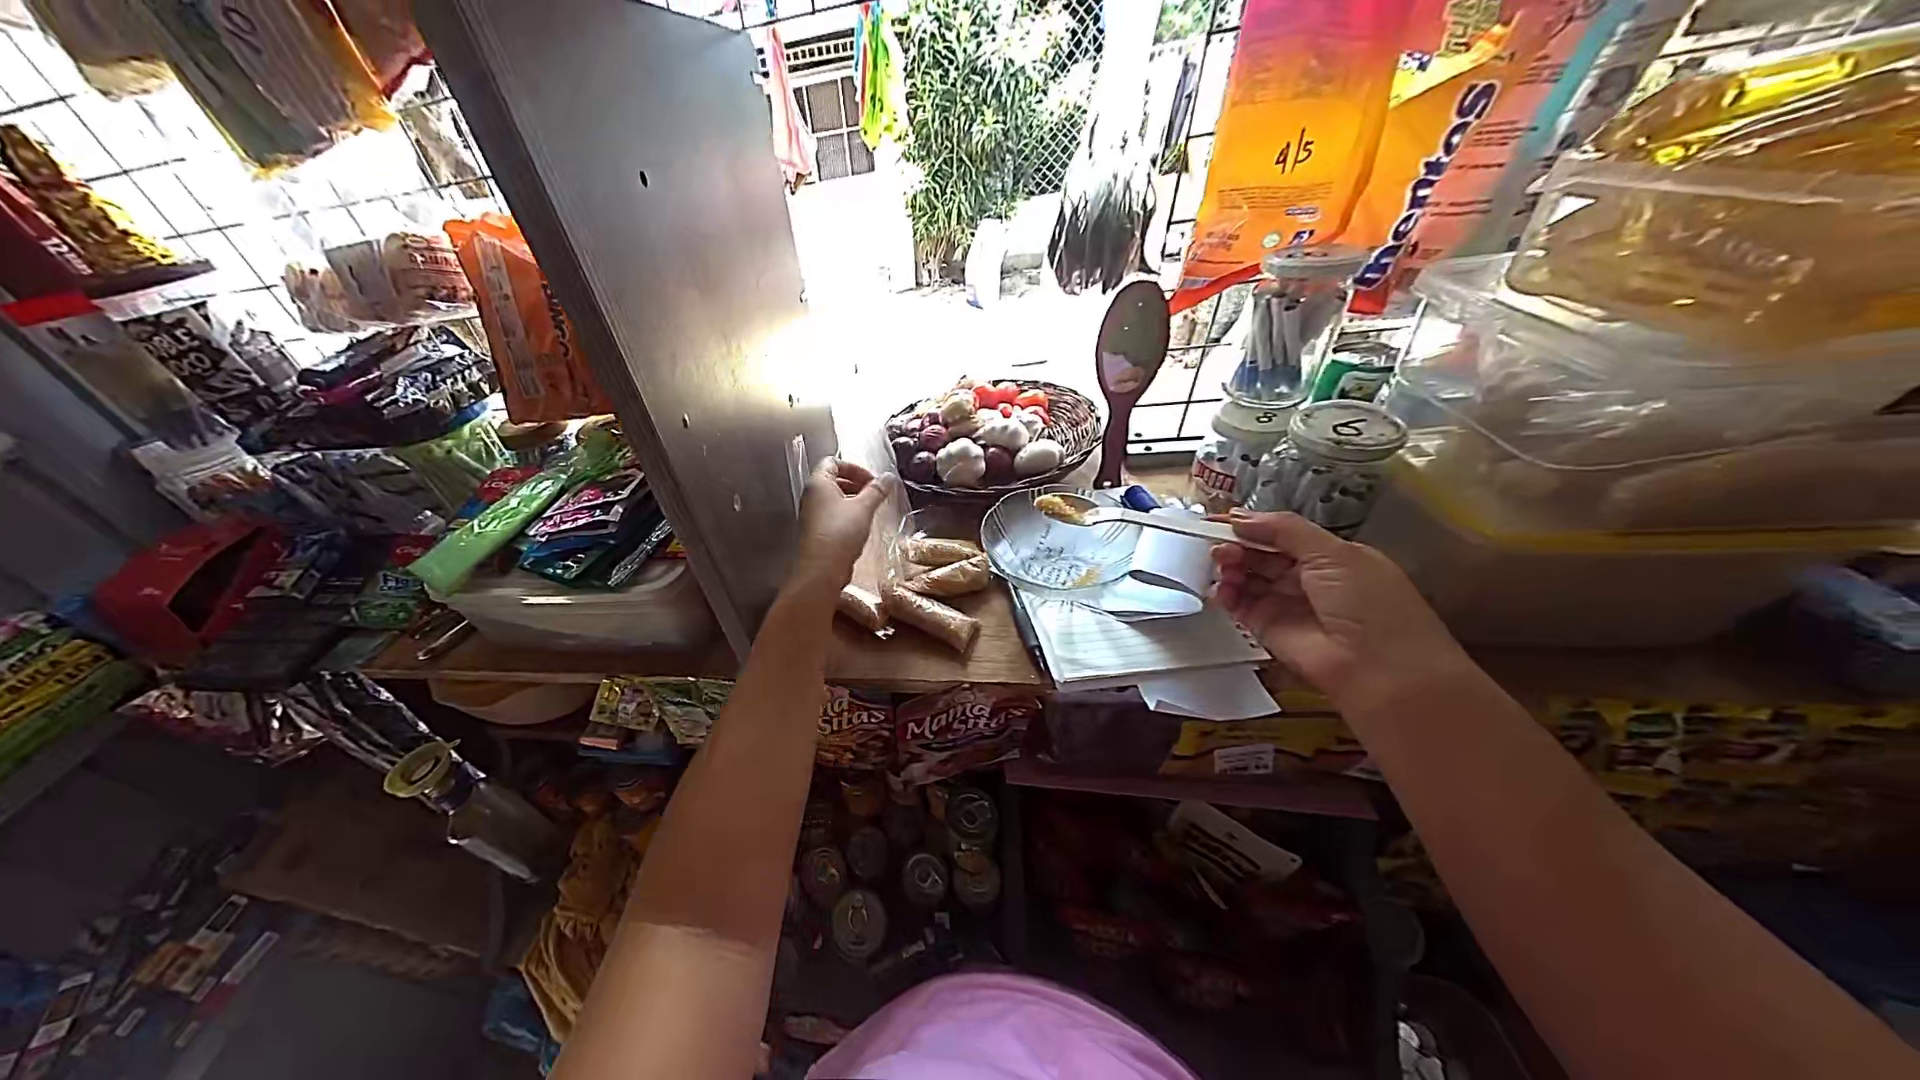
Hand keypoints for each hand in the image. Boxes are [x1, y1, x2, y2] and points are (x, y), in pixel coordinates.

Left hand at [792, 458, 890, 594]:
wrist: (822, 569)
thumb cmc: (840, 533)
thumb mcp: (863, 508)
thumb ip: (876, 490)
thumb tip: (888, 477)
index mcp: (818, 482)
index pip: (834, 461)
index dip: (855, 468)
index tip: (872, 480)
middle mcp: (811, 495)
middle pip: (834, 478)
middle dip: (856, 483)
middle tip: (874, 493)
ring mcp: (812, 513)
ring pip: (834, 497)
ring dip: (854, 499)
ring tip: (871, 508)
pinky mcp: (816, 529)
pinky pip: (833, 513)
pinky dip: (848, 513)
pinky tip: (862, 524)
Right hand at [1210, 511, 1473, 711]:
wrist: (1380, 672)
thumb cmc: (1370, 606)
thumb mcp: (1334, 554)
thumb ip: (1285, 530)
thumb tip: (1242, 517)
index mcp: (1330, 556)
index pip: (1283, 534)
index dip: (1254, 525)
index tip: (1224, 519)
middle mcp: (1307, 579)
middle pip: (1261, 555)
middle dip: (1238, 545)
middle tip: (1219, 544)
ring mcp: (1287, 604)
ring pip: (1248, 578)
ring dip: (1230, 567)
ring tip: (1221, 564)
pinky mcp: (1269, 629)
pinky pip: (1240, 606)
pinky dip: (1226, 595)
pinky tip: (1220, 589)